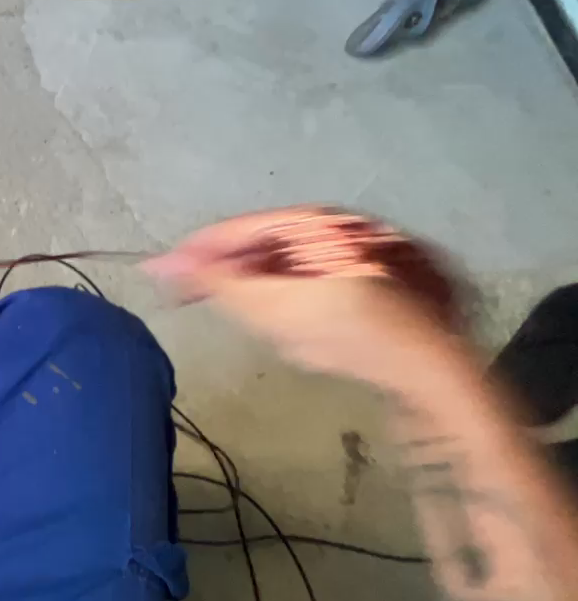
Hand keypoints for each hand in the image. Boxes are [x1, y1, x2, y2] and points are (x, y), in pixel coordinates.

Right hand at [144, 206, 466, 390]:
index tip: (165, 276)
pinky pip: (329, 281)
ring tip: (264, 322)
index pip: (238, 230)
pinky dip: (303, 299)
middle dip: (237, 277)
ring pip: (296, 267)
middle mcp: (352, 226)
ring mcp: (383, 254)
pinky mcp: (403, 283)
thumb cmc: (348, 335)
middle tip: (205, 302)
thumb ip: (207, 280)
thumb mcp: (265, 307)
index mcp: (321, 221)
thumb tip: (157, 263)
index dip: (197, 254)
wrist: (443, 380)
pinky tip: (303, 328)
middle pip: (268, 248)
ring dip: (269, 292)